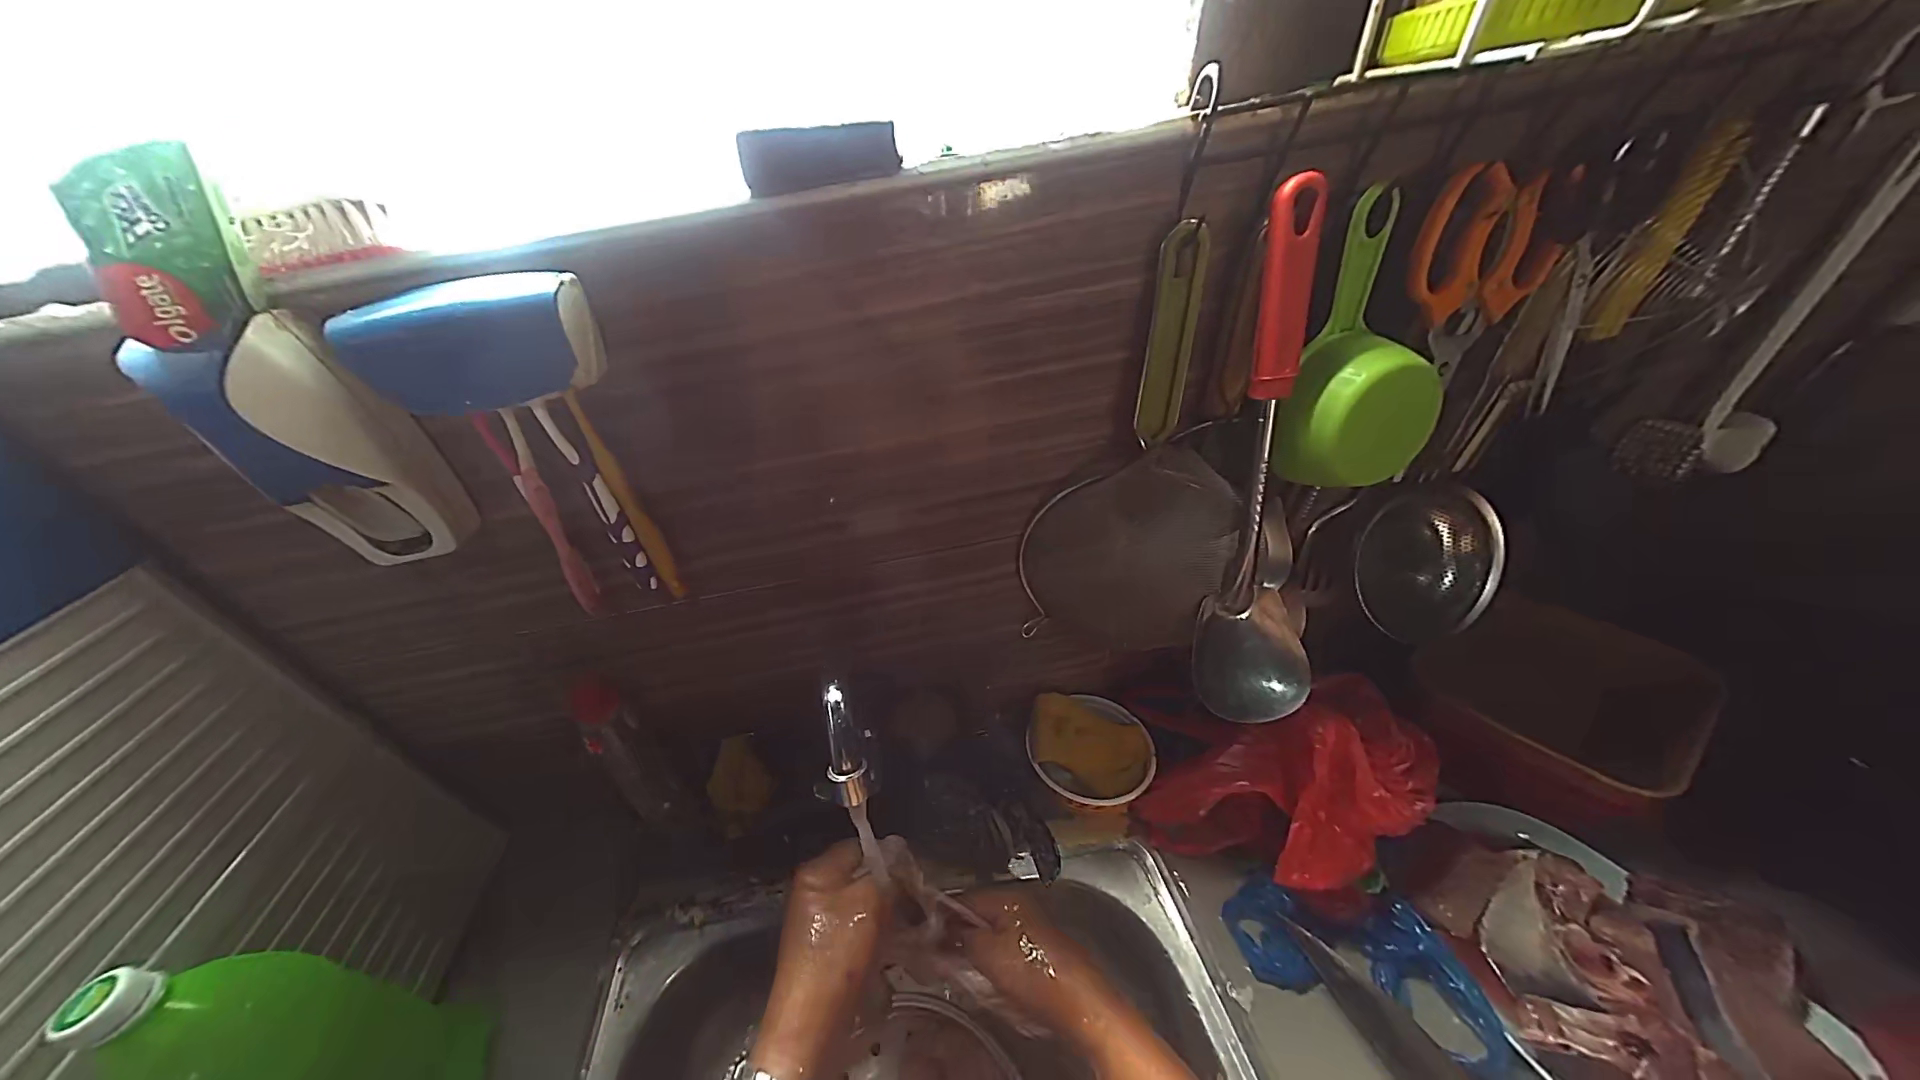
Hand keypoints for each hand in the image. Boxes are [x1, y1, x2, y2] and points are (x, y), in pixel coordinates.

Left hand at [750, 839, 892, 1078]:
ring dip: (889, 916)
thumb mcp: (870, 901)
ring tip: (909, 933)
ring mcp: (818, 923)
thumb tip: (898, 847)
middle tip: (915, 906)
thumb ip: (886, 870)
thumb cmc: (837, 959)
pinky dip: (878, 939)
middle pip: (864, 876)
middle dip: (892, 889)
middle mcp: (813, 892)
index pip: (861, 846)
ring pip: (866, 906)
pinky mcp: (826, 952)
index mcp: (816, 872)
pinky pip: (859, 931)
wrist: (811, 1029)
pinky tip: (892, 954)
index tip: (914, 875)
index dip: (890, 857)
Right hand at [950, 888, 1102, 1034]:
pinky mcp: (1038, 948)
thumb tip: (941, 931)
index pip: (960, 898)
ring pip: (990, 932)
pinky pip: (1005, 947)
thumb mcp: (985, 955)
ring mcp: (1030, 926)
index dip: (939, 917)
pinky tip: (989, 978)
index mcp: (1005, 896)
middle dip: (958, 934)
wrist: (1078, 1003)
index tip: (924, 936)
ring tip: (964, 970)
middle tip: (941, 957)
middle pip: (976, 915)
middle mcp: (1019, 904)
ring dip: (975, 949)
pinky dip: (993, 960)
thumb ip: (959, 937)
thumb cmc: (1035, 974)